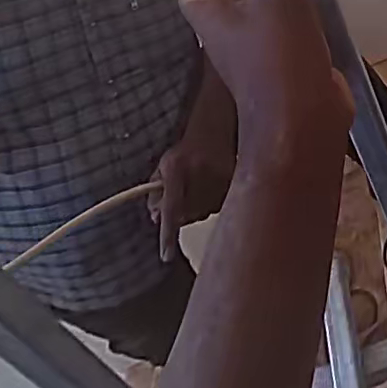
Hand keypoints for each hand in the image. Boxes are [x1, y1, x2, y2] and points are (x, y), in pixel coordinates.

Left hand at [148, 130, 235, 261]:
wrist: (213, 131)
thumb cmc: (185, 150)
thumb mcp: (163, 166)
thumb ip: (155, 192)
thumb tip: (155, 218)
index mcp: (177, 168)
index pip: (170, 207)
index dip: (167, 233)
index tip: (165, 256)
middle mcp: (198, 174)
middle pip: (184, 216)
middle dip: (178, 213)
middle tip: (179, 195)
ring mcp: (217, 179)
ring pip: (200, 214)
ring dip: (193, 209)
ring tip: (195, 186)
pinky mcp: (231, 182)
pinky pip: (215, 208)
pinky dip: (208, 204)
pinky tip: (208, 187)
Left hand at [176, 0, 354, 169]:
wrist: (306, 123)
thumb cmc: (279, 59)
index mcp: (208, 14)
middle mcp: (225, 31)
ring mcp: (253, 46)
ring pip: (268, 4)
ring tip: (302, 7)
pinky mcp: (281, 58)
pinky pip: (287, 24)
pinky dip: (302, 20)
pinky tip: (317, 24)